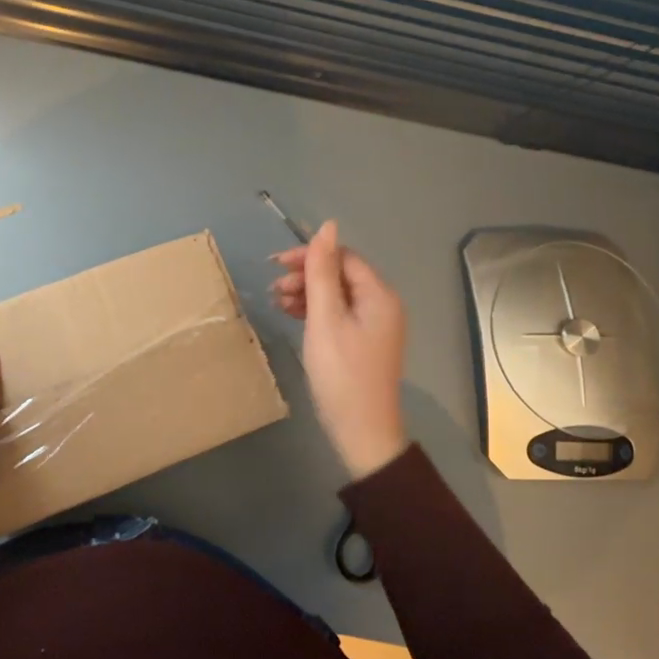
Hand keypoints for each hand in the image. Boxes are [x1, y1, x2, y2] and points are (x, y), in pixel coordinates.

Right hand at [272, 221, 408, 478]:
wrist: (362, 432)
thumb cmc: (341, 373)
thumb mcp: (325, 319)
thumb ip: (322, 271)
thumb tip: (328, 226)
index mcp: (379, 295)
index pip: (343, 258)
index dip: (310, 256)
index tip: (276, 265)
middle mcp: (383, 305)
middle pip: (341, 274)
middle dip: (306, 276)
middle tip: (274, 288)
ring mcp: (376, 325)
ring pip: (338, 295)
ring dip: (308, 293)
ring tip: (278, 302)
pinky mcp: (365, 343)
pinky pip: (340, 314)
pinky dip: (316, 311)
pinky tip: (293, 316)